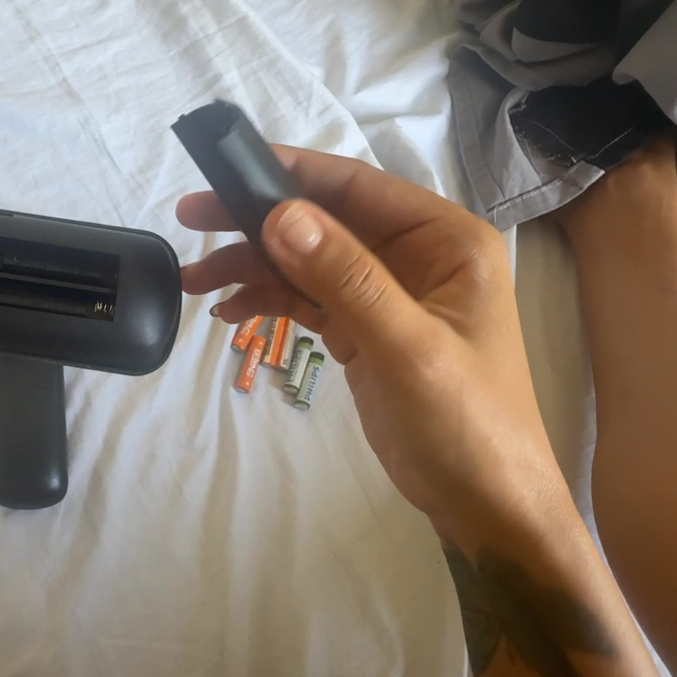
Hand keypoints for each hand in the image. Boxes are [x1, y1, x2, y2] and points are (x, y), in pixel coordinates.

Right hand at [178, 148, 566, 533]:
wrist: (485, 505)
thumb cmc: (466, 424)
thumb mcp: (405, 347)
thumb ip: (344, 278)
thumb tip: (279, 216)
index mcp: (443, 240)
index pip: (355, 186)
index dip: (288, 172)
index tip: (224, 171)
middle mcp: (415, 255)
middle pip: (322, 220)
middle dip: (256, 223)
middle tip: (191, 220)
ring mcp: (386, 293)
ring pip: (307, 260)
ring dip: (252, 268)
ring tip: (195, 284)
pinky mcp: (364, 328)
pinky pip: (307, 299)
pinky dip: (268, 300)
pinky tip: (231, 312)